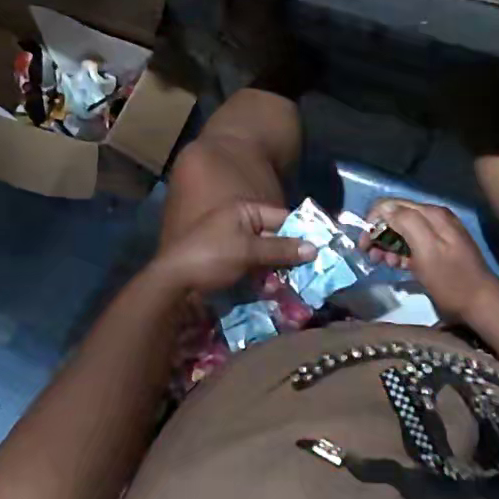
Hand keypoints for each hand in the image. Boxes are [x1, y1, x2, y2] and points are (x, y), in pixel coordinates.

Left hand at [149, 201, 316, 294]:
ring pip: (266, 253)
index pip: (282, 216)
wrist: (174, 280)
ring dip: (280, 267)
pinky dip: (265, 275)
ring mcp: (232, 243)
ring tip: (301, 282)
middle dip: (293, 253)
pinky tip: (278, 288)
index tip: (324, 247)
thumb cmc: (211, 256)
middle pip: (275, 235)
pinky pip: (254, 266)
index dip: (303, 231)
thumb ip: (281, 248)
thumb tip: (314, 247)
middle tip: (316, 269)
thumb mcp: (248, 251)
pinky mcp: (227, 262)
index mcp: (242, 211)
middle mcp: (238, 222)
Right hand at [360, 199, 495, 317]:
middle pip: (394, 217)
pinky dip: (399, 252)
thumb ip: (407, 223)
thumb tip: (384, 208)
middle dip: (378, 235)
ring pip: (400, 231)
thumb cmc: (451, 279)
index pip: (390, 205)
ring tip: (383, 263)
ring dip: (387, 245)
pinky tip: (397, 265)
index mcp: (431, 214)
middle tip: (370, 256)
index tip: (365, 243)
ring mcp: (436, 232)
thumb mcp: (427, 250)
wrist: (480, 303)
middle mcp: (433, 218)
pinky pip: (410, 242)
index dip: (373, 222)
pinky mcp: (436, 247)